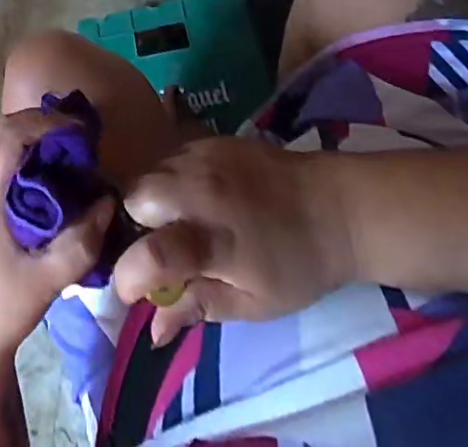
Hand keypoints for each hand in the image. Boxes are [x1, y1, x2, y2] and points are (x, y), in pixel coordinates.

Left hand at [0, 109, 115, 356]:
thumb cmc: (4, 307)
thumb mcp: (47, 280)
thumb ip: (80, 244)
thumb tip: (109, 202)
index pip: (10, 136)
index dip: (44, 122)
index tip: (79, 130)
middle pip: (6, 132)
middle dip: (43, 122)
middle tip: (81, 133)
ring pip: (9, 147)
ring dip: (41, 138)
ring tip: (77, 149)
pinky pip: (15, 166)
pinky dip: (39, 158)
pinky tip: (66, 177)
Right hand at [112, 137, 349, 344]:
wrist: (337, 205)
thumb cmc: (298, 264)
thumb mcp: (254, 303)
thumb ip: (198, 308)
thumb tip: (152, 329)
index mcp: (216, 241)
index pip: (154, 255)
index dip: (130, 276)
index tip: (134, 293)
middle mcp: (201, 192)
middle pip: (136, 198)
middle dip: (138, 224)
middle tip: (167, 242)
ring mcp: (204, 158)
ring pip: (148, 172)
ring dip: (154, 199)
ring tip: (185, 218)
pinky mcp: (210, 139)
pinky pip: (170, 157)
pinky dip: (172, 178)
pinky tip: (200, 194)